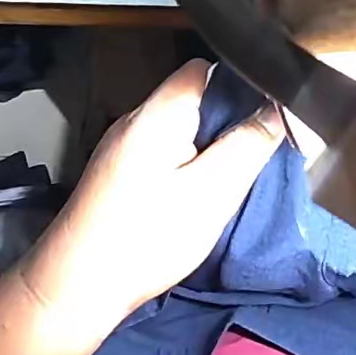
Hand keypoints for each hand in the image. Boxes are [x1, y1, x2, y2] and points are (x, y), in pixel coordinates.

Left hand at [13, 59, 284, 345]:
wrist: (76, 286)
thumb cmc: (148, 237)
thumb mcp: (214, 191)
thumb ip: (250, 144)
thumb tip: (279, 109)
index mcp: (158, 113)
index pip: (204, 68)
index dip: (241, 81)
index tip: (270, 108)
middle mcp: (135, 119)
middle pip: (194, 96)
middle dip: (229, 117)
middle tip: (257, 148)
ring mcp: (122, 145)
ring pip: (181, 125)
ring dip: (210, 142)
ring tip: (233, 172)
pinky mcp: (119, 170)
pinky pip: (165, 148)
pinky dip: (189, 160)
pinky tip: (200, 190)